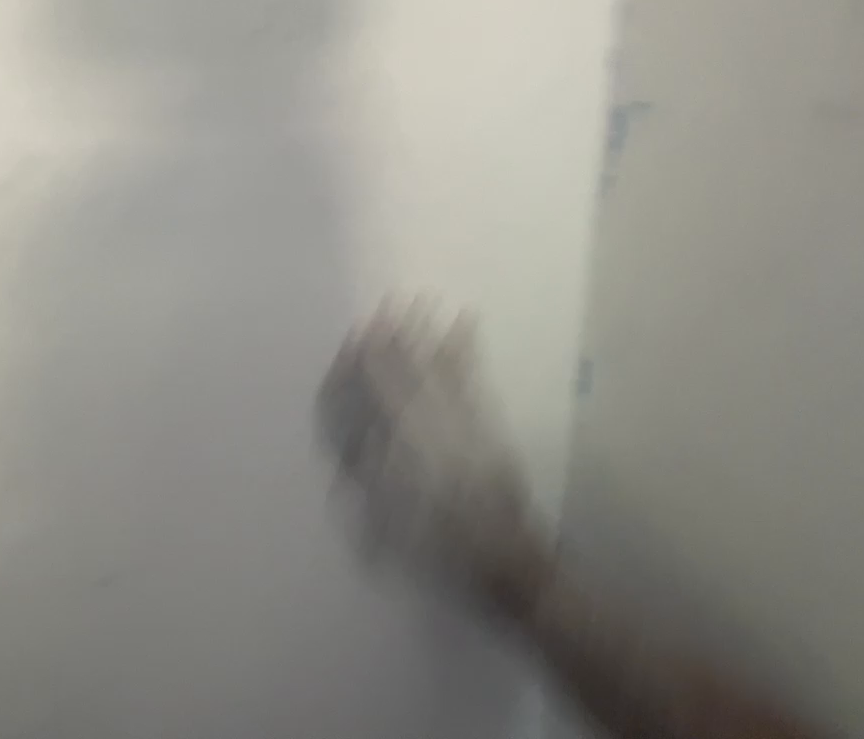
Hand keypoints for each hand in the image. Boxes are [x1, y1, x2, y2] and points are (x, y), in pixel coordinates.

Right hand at [314, 296, 546, 594]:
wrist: (511, 562)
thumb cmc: (446, 550)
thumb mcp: (397, 527)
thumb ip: (372, 478)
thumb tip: (352, 436)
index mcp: (410, 457)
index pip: (380, 399)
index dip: (367, 366)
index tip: (357, 335)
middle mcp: (436, 432)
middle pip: (409, 376)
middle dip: (395, 340)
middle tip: (385, 305)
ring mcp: (467, 424)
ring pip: (440, 369)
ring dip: (427, 333)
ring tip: (419, 300)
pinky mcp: (489, 423)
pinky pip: (474, 379)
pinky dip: (467, 348)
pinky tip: (465, 319)